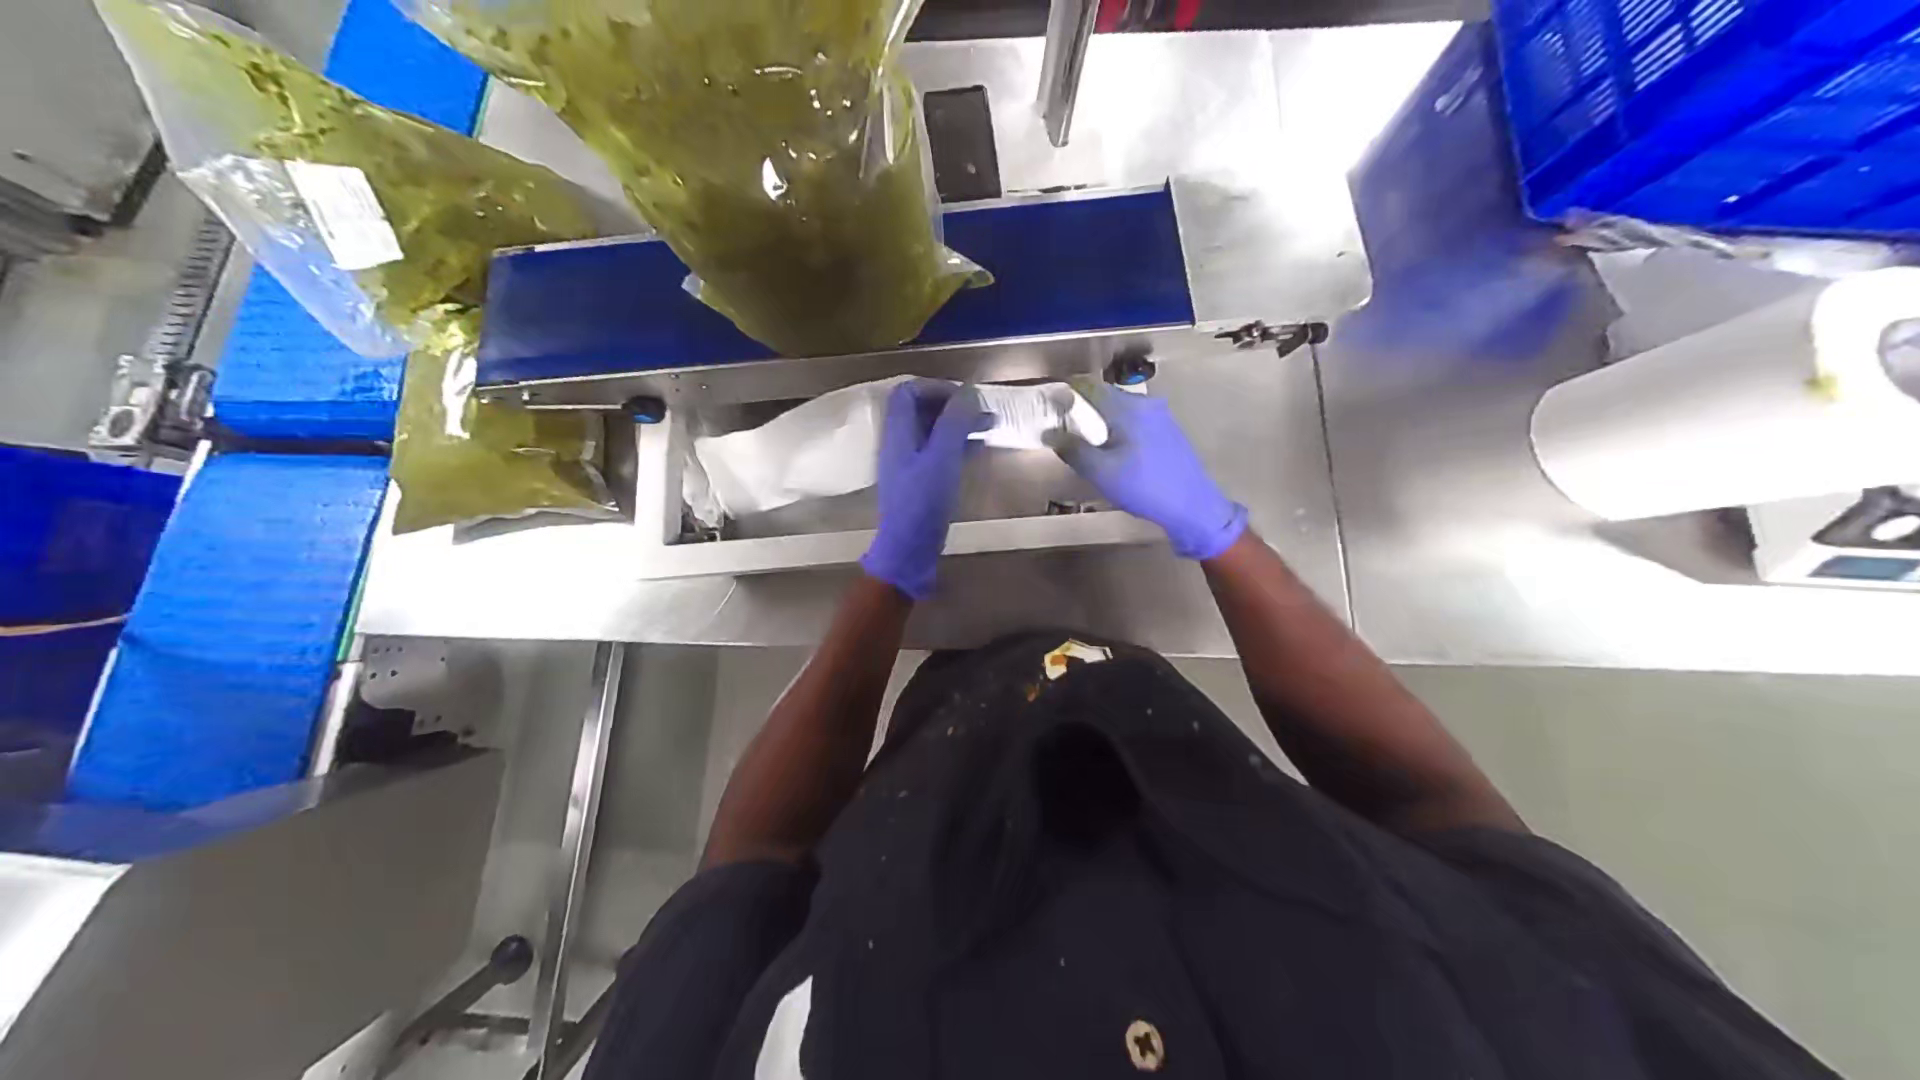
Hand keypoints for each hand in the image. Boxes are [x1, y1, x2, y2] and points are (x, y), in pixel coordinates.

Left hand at [860, 379, 987, 598]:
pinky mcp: (920, 482)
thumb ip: (953, 422)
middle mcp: (899, 444)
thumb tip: (968, 392)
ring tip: (988, 425)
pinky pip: (938, 453)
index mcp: (897, 433)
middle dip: (952, 404)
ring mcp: (909, 464)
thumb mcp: (941, 457)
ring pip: (932, 431)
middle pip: (920, 410)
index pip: (908, 392)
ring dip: (958, 424)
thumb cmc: (922, 502)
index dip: (935, 387)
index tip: (965, 396)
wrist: (908, 549)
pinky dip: (957, 444)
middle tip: (981, 410)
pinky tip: (979, 448)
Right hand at [1054, 386, 1246, 559]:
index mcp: (1127, 408)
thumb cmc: (1143, 486)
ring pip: (1122, 409)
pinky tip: (1114, 449)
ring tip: (1086, 439)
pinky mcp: (1169, 431)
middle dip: (1084, 407)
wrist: (1192, 506)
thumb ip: (1073, 449)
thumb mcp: (1100, 472)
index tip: (1050, 403)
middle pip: (1106, 396)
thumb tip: (1049, 432)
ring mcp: (1161, 416)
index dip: (1067, 391)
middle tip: (1064, 423)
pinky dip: (1119, 428)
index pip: (1089, 387)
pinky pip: (1136, 421)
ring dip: (1102, 419)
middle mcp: (1146, 404)